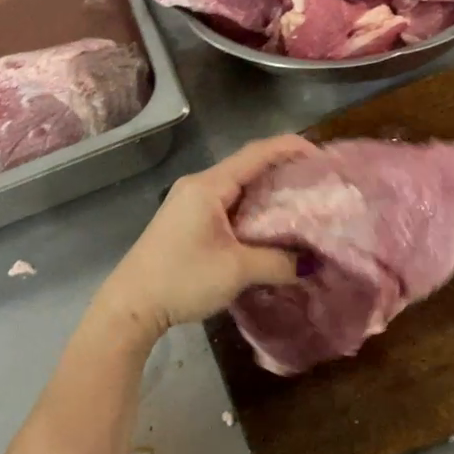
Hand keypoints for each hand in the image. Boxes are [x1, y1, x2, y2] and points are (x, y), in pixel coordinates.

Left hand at [92, 135, 320, 340]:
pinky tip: (272, 227)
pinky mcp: (187, 221)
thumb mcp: (236, 271)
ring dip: (268, 194)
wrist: (131, 304)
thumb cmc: (182, 278)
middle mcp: (198, 186)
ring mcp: (190, 203)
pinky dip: (252, 211)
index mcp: (208, 186)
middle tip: (320, 184)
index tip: (321, 156)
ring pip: (238, 188)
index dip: (290, 149)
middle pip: (248, 168)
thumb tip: (312, 264)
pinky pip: (227, 205)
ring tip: (304, 204)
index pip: (256, 154)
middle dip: (284, 172)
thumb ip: (278, 262)